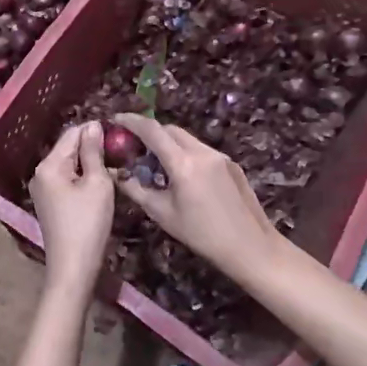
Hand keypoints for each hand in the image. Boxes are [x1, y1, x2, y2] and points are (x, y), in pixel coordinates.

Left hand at [30, 122, 113, 285]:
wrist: (73, 267)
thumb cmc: (88, 223)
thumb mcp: (97, 183)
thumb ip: (93, 152)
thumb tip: (93, 125)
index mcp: (48, 165)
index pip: (72, 134)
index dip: (95, 131)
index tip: (120, 135)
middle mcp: (40, 174)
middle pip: (68, 149)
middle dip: (92, 148)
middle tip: (121, 153)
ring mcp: (43, 190)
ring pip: (69, 166)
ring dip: (90, 165)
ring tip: (114, 168)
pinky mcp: (50, 204)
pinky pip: (67, 181)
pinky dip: (83, 179)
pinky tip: (101, 186)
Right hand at [111, 114, 283, 277]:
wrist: (250, 246)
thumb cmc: (201, 234)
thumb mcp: (163, 214)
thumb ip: (136, 190)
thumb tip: (116, 174)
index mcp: (183, 164)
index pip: (152, 130)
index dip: (131, 121)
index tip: (116, 119)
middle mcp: (203, 152)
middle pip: (170, 130)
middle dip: (150, 132)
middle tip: (134, 145)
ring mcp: (220, 156)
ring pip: (187, 139)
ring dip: (169, 144)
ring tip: (156, 163)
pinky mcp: (231, 164)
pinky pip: (202, 151)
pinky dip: (186, 154)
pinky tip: (183, 177)